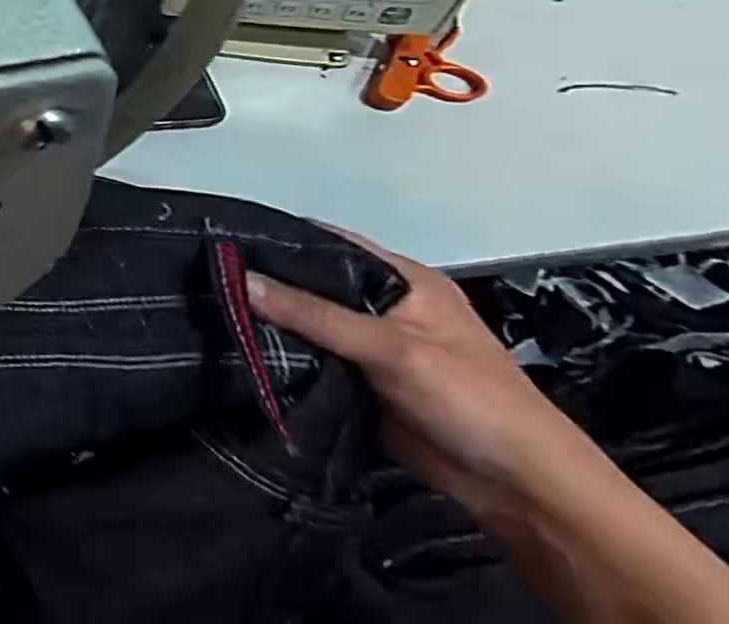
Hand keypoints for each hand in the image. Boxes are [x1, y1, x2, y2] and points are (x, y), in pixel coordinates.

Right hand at [250, 229, 728, 623]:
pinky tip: (241, 345)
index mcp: (402, 280)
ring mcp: (366, 343)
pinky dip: (278, 351)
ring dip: (268, 318)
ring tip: (213, 306)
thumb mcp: (393, 348)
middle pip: (310, 283)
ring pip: (303, 321)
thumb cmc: (474, 402)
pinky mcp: (354, 378)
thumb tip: (243, 281)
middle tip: (209, 275)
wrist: (518, 488)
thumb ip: (316, 314)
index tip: (226, 239)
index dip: (281, 238)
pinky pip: (306, 356)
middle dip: (265, 280)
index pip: (330, 244)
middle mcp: (380, 305)